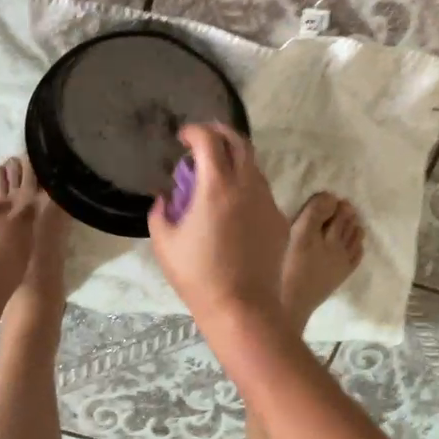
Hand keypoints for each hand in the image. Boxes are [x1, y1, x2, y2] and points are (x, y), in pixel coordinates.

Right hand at [147, 123, 287, 326]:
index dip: (194, 131)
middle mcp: (247, 185)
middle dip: (220, 133)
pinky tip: (233, 206)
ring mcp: (267, 201)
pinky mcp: (278, 220)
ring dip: (234, 161)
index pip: (208, 139)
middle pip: (239, 142)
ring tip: (217, 175)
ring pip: (253, 166)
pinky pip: (262, 192)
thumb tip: (165, 198)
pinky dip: (246, 187)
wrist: (242, 307)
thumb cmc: (198, 275)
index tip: (182, 138)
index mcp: (217, 185)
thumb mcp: (164, 243)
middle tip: (204, 140)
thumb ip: (160, 212)